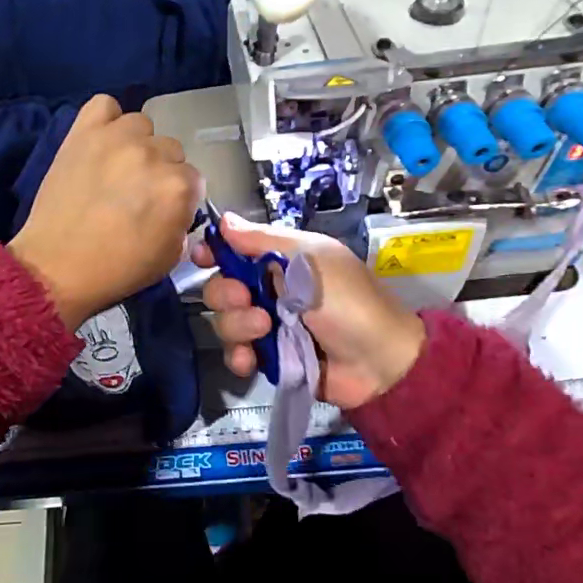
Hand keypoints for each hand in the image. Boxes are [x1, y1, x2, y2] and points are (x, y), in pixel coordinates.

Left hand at [9, 95, 202, 329]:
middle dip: (159, 171)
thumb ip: (184, 224)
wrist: (57, 267)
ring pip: (142, 126)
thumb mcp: (170, 258)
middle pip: (170, 150)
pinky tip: (101, 143)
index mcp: (178, 187)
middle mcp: (153, 154)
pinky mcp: (83, 132)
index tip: (161, 210)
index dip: (178, 197)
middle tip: (136, 193)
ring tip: (116, 168)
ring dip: (135, 144)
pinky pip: (104, 106)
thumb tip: (180, 208)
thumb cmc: (117, 269)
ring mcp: (117, 138)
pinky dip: (106, 120)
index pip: (194, 179)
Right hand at [192, 214, 424, 410]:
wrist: (380, 362)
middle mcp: (268, 289)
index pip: (234, 249)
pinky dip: (239, 356)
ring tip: (265, 331)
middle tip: (248, 300)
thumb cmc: (349, 300)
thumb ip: (263, 239)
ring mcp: (267, 326)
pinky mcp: (269, 358)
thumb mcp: (311, 258)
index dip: (213, 252)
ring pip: (225, 322)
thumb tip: (223, 220)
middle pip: (220, 287)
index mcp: (280, 259)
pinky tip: (251, 360)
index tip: (202, 258)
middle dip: (227, 294)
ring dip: (237, 326)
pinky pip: (236, 354)